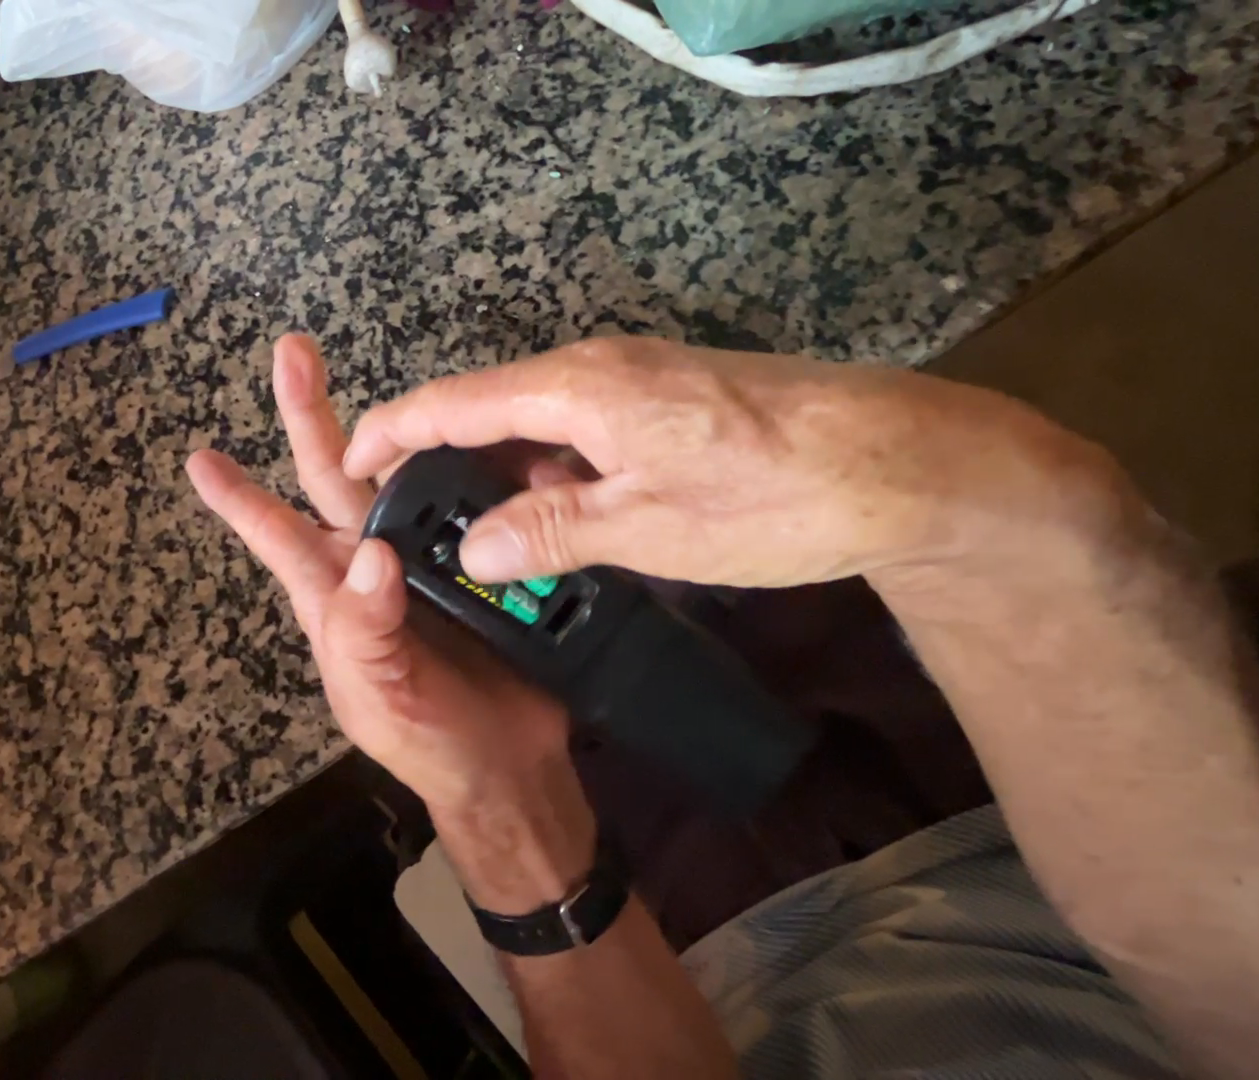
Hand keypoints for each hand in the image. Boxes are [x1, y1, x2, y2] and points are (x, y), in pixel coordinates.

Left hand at [185, 335, 571, 814]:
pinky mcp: (486, 556)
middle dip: (311, 413)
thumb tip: (374, 554)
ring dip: (408, 429)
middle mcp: (373, 560)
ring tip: (422, 391)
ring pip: (408, 476)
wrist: (508, 764)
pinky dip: (482, 467)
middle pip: (336, 476)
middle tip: (293, 348)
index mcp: (333, 592)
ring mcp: (430, 554)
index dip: (237, 498)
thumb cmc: (426, 738)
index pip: (276, 535)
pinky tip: (498, 437)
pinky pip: (477, 502)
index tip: (199, 457)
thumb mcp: (377, 694)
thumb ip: (364, 631)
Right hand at [340, 336, 1135, 591]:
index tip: (348, 464)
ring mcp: (632, 381)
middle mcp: (594, 369)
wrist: (911, 465)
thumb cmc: (774, 496)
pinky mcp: (662, 402)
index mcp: (577, 388)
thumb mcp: (648, 528)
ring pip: (531, 423)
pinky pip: (576, 431)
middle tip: (409, 520)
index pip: (452, 403)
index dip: (390, 432)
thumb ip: (547, 532)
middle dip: (437, 459)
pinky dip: (546, 473)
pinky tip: (554, 521)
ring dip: (496, 474)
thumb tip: (471, 550)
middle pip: (484, 407)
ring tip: (475, 535)